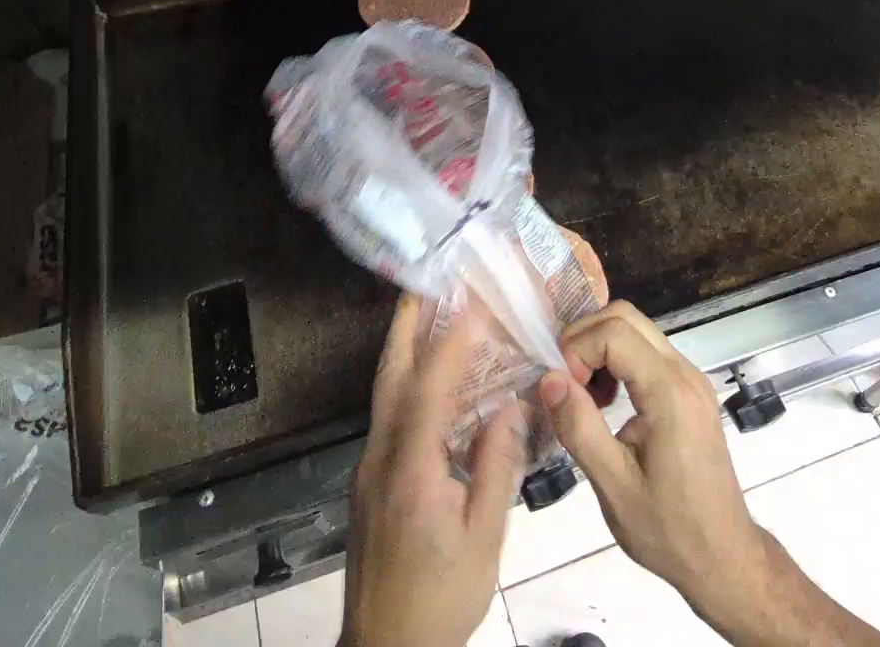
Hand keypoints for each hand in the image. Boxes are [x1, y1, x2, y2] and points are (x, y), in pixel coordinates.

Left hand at [339, 295, 523, 646]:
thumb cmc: (439, 597)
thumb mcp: (482, 538)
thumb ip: (495, 467)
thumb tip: (510, 407)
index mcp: (411, 468)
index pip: (429, 388)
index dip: (450, 340)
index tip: (470, 301)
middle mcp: (381, 456)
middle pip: (390, 376)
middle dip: (406, 325)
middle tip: (425, 282)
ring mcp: (370, 466)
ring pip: (384, 393)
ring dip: (404, 348)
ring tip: (427, 313)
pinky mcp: (371, 479)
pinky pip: (389, 415)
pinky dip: (406, 382)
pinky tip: (429, 377)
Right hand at [537, 302, 879, 646]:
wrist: (724, 558)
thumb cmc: (669, 528)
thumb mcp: (614, 485)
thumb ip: (579, 427)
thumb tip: (548, 378)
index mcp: (670, 392)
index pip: (613, 332)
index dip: (577, 350)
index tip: (561, 390)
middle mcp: (685, 374)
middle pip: (626, 317)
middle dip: (584, 339)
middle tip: (563, 382)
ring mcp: (691, 380)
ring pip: (636, 330)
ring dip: (599, 349)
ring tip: (581, 395)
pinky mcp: (689, 392)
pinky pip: (647, 353)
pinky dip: (617, 361)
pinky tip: (604, 403)